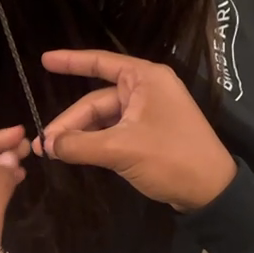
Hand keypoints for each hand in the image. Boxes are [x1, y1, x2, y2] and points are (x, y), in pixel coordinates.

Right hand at [36, 50, 234, 211]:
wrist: (211, 192)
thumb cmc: (171, 158)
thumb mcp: (121, 150)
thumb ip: (79, 145)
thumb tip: (46, 145)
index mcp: (145, 79)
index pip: (100, 63)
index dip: (70, 62)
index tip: (44, 60)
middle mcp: (146, 90)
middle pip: (96, 100)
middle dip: (69, 122)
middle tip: (43, 145)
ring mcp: (148, 113)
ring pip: (103, 119)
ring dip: (79, 135)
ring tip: (52, 153)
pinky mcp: (149, 134)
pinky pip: (114, 131)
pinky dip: (95, 142)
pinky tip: (75, 154)